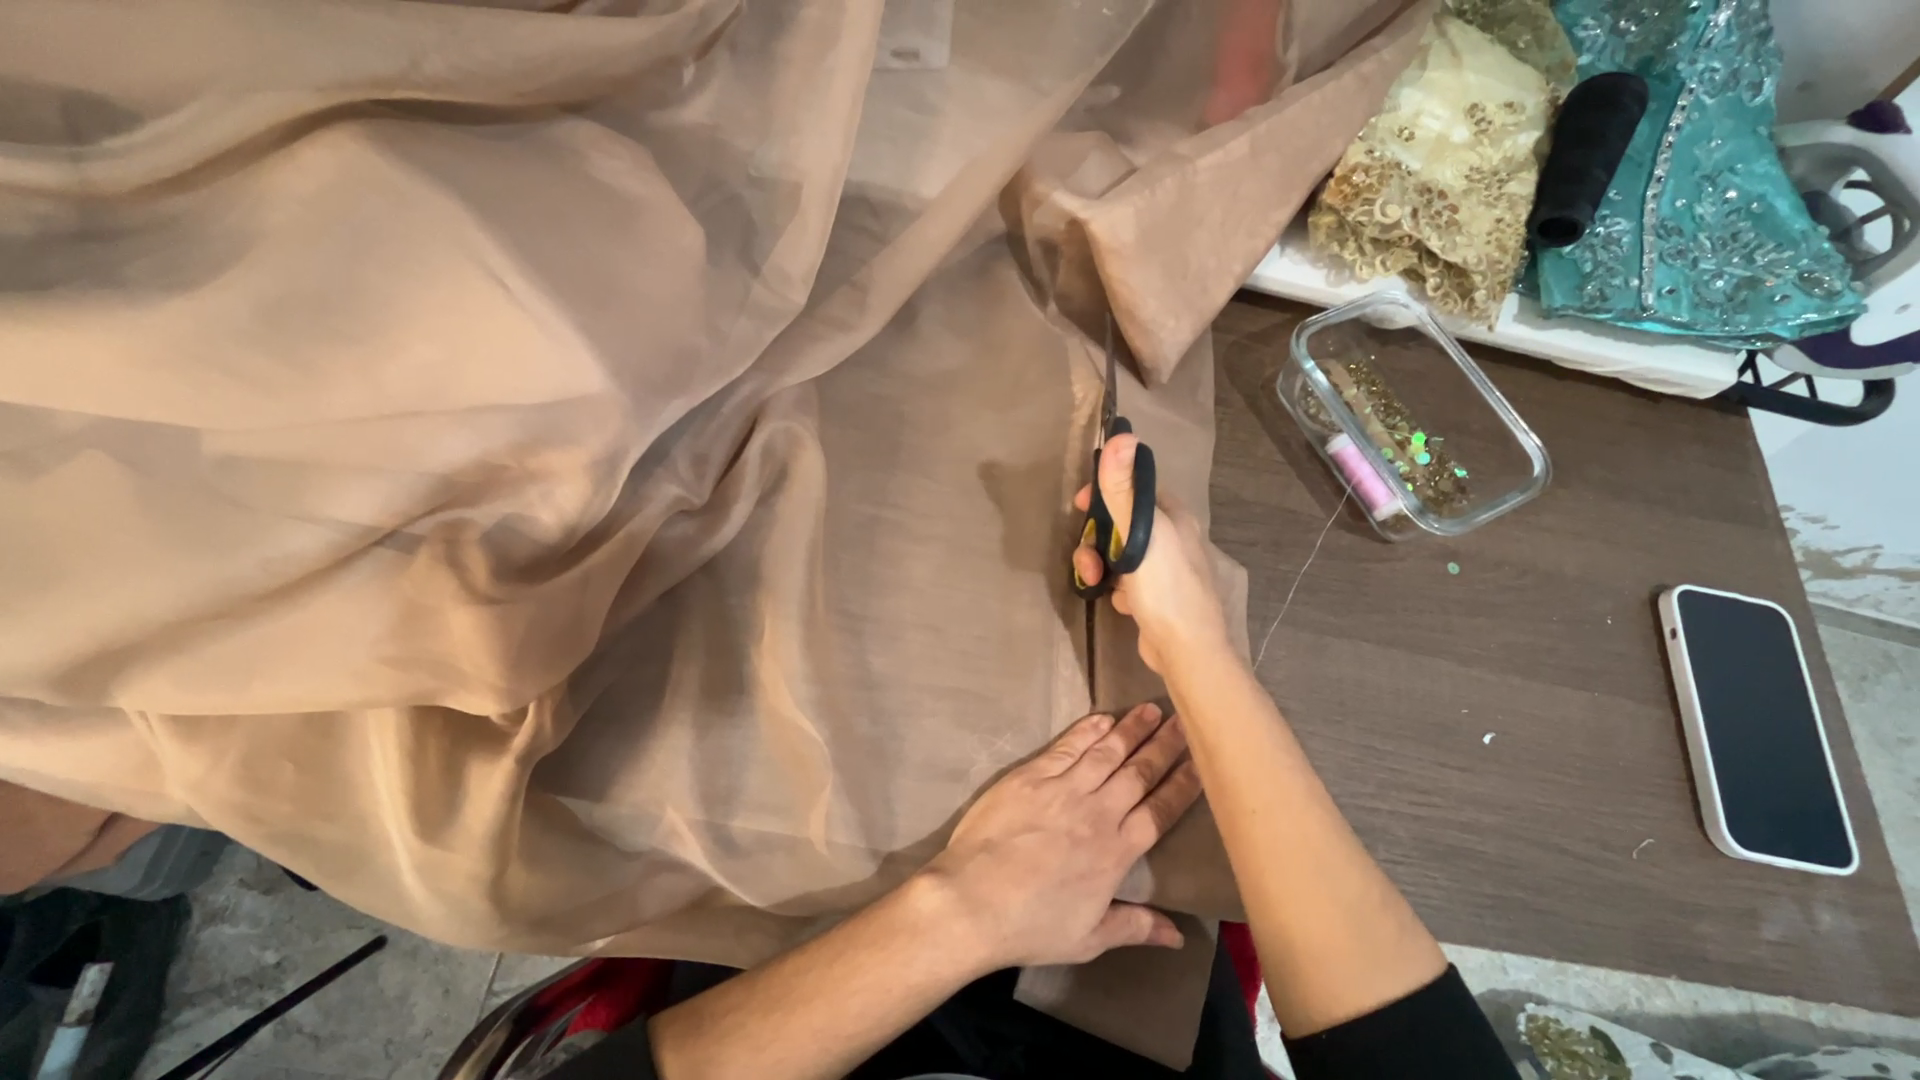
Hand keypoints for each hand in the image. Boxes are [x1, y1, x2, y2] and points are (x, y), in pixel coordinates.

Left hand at [918, 703, 1200, 970]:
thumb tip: (1179, 936)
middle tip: (1185, 720)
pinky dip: (1087, 731)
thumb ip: (1135, 926)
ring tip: (1151, 709)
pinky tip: (1103, 718)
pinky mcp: (1030, 777)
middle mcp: (1096, 814)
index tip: (1201, 762)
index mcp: (1115, 853)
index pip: (1160, 811)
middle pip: (1139, 773)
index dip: (1182, 785)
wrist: (972, 902)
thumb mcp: (1088, 939)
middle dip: (1164, 745)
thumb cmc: (1030, 925)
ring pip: (1106, 753)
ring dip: (1131, 730)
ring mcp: (1062, 791)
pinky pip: (1066, 747)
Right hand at [1072, 432, 1232, 673]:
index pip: (1136, 487)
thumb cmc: (1165, 586)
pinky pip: (1125, 583)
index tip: (1081, 506)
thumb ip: (1124, 488)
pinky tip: (1120, 604)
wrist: (1185, 648)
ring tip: (1095, 583)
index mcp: (1174, 516)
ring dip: (1100, 565)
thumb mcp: (1140, 532)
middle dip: (1097, 539)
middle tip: (1089, 559)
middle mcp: (1174, 538)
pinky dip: (1116, 589)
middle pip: (1121, 523)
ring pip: (1119, 554)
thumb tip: (1122, 436)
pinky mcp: (1156, 597)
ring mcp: (1166, 569)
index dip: (1106, 492)